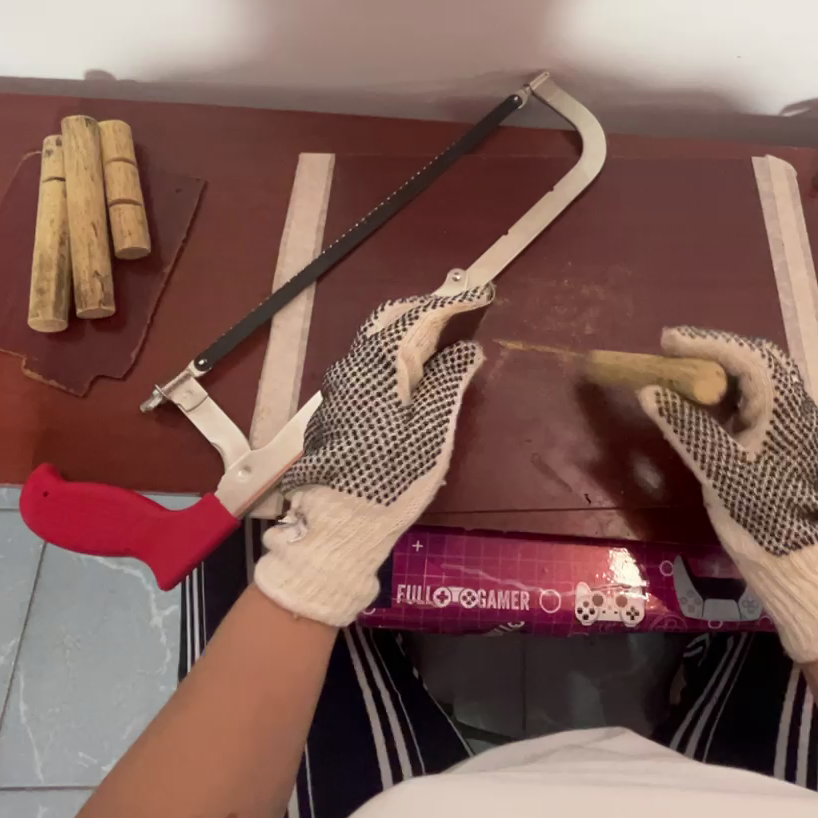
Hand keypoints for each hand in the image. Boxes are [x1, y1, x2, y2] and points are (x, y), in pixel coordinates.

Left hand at [252, 285, 493, 625]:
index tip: (481, 294)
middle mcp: (353, 365)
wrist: (336, 523)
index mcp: (379, 364)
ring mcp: (341, 385)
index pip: (418, 316)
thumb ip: (449, 380)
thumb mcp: (432, 429)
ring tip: (443, 337)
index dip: (452, 302)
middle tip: (460, 310)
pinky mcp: (338, 405)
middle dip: (426, 309)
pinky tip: (414, 371)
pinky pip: (370, 364)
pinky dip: (396, 355)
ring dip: (409, 331)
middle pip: (390, 320)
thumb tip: (466, 350)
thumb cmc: (392, 476)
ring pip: (377, 341)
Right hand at [638, 327, 817, 661]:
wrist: (791, 557)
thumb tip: (649, 390)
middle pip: (755, 358)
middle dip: (713, 349)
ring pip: (755, 375)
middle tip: (672, 350)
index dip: (707, 342)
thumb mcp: (718, 468)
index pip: (748, 357)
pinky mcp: (780, 432)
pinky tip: (700, 397)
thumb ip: (684, 425)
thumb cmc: (759, 512)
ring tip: (680, 368)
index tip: (669, 341)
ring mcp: (789, 418)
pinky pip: (752, 396)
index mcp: (785, 408)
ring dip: (718, 366)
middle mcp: (793, 404)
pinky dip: (724, 388)